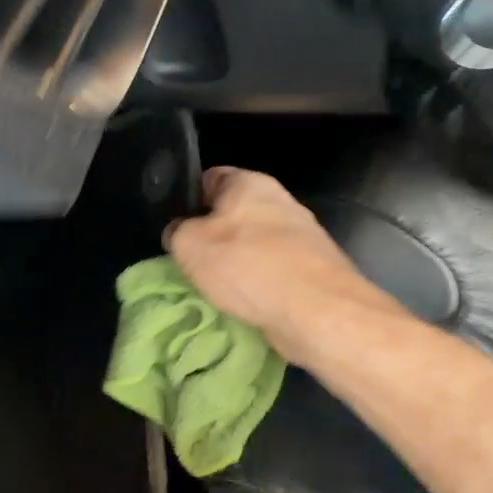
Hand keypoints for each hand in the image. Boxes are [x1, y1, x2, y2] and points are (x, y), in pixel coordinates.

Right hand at [165, 167, 401, 359]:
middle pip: (232, 215)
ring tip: (214, 287)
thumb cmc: (247, 265)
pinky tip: (243, 302)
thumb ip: (175, 231)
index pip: (207, 178)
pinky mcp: (314, 271)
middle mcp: (280, 202)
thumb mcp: (186, 244)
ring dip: (234, 264)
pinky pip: (272, 272)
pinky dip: (257, 285)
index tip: (173, 225)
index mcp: (249, 183)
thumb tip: (179, 233)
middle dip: (211, 236)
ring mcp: (302, 237)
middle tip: (189, 259)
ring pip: (252, 245)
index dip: (185, 200)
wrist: (319, 314)